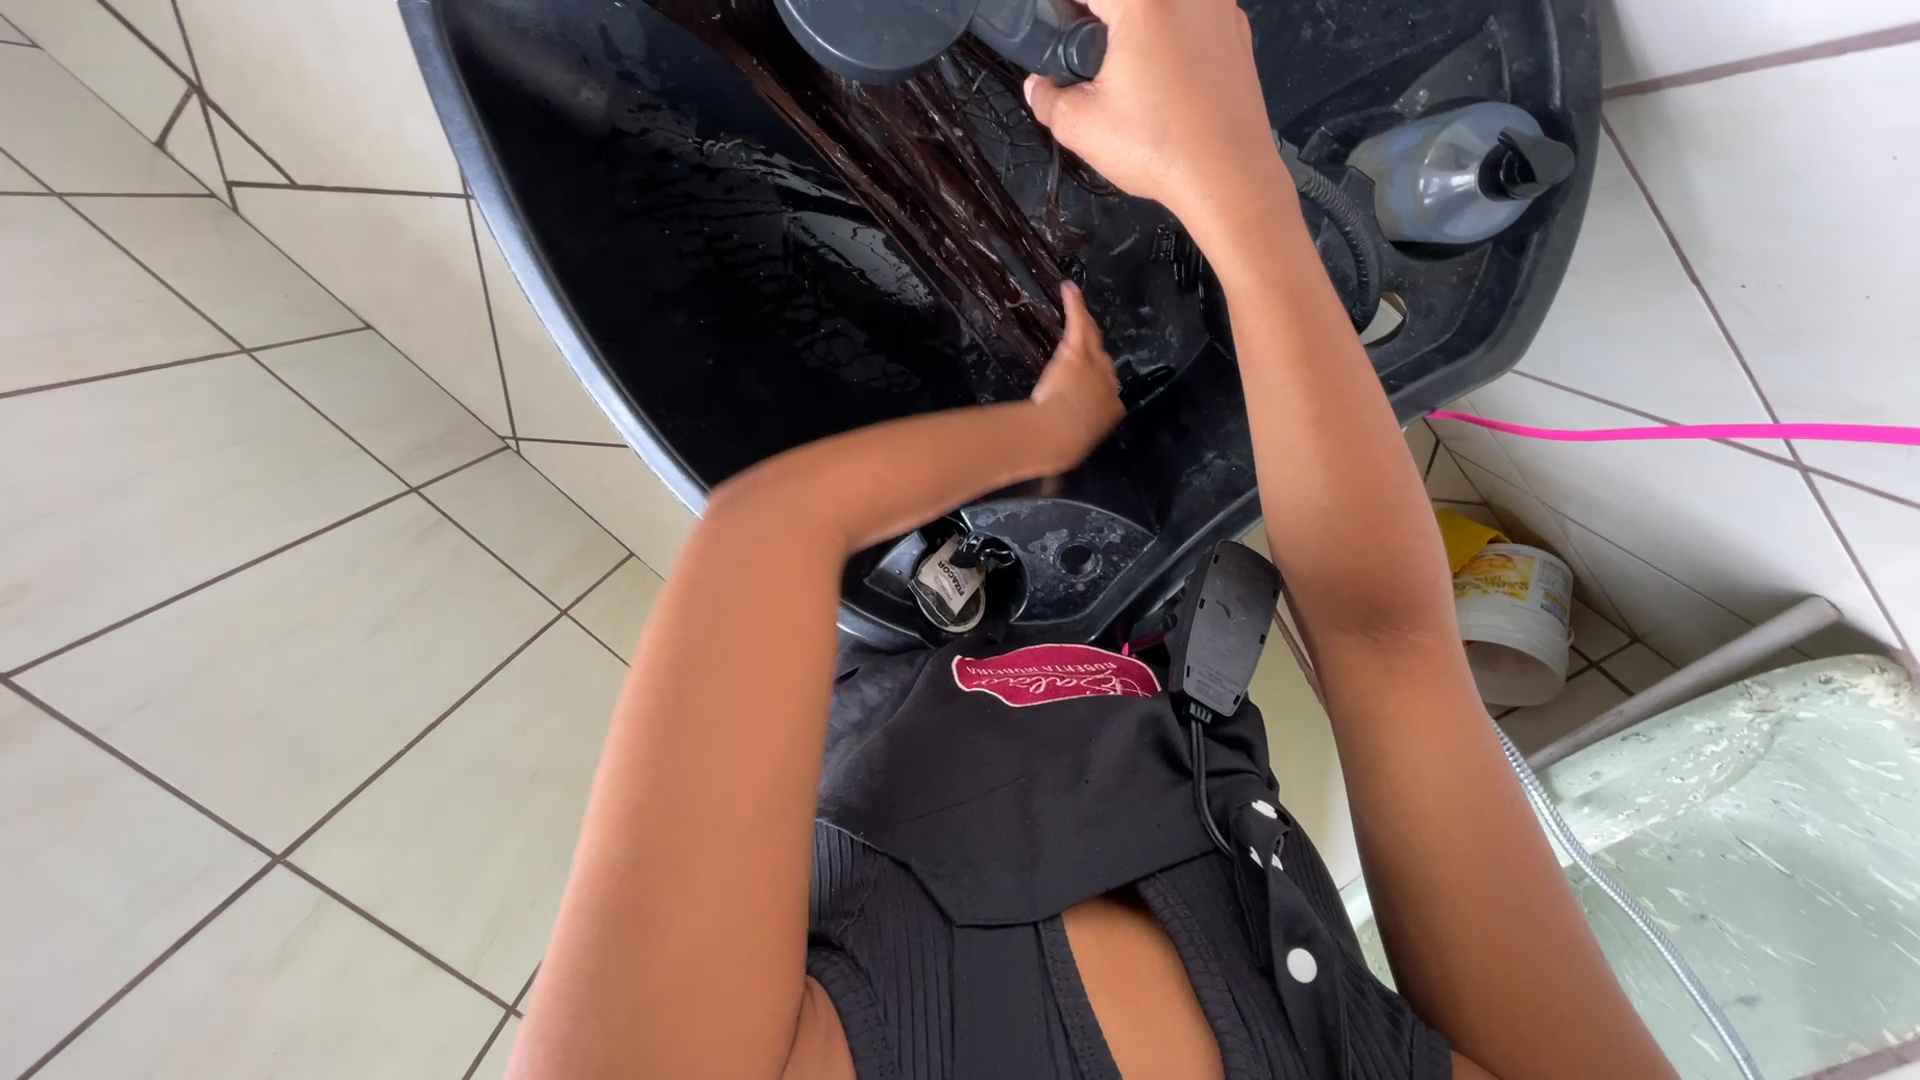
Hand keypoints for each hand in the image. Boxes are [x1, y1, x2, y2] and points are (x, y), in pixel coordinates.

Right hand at [1024, 0, 1291, 241]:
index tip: (1056, 38)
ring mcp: (1219, 5)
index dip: (1063, 12)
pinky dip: (1169, 36)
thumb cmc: (1154, 147)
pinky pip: (1190, 16)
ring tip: (1127, 73)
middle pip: (1125, 0)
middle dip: (1100, 20)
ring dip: (1136, 28)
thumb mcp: (1081, 128)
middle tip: (1088, 60)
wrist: (1228, 176)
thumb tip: (1038, 85)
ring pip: (1160, 8)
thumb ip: (1048, 99)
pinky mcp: (1237, 30)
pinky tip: (1163, 80)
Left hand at [1029, 283, 1123, 467]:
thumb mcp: (1072, 447)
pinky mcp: (1078, 349)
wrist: (1061, 431)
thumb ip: (1068, 443)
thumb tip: (1050, 455)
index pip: (1109, 393)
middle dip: (1096, 359)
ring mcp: (1094, 365)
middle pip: (1104, 365)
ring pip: (1093, 341)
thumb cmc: (1064, 444)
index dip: (1100, 388)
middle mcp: (1108, 384)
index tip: (1091, 390)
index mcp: (1111, 410)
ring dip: (1087, 328)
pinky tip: (1069, 289)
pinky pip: (1079, 322)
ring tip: (1083, 317)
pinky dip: (1075, 305)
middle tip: (1087, 352)